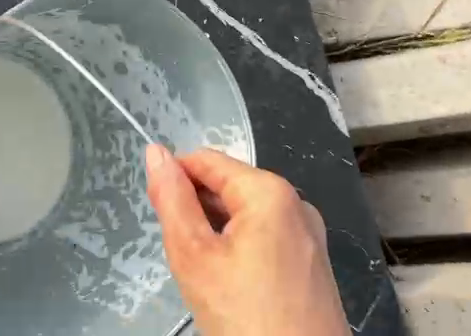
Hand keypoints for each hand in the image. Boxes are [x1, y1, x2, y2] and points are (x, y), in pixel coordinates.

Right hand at [144, 144, 346, 335]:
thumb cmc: (245, 319)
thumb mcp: (194, 255)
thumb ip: (172, 199)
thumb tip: (155, 152)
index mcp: (269, 192)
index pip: (204, 160)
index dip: (174, 183)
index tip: (162, 220)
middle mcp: (296, 204)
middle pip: (226, 186)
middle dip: (197, 212)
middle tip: (187, 257)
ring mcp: (310, 237)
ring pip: (244, 215)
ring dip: (216, 234)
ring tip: (209, 277)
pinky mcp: (314, 266)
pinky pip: (265, 238)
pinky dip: (240, 252)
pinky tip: (233, 289)